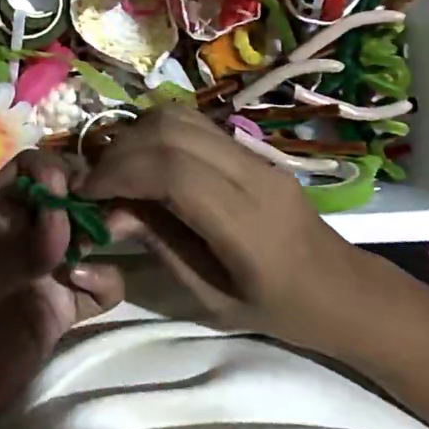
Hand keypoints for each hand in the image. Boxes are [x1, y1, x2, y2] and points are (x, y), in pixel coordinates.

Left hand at [0, 150, 123, 428]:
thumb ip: (14, 252)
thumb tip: (63, 224)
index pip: (26, 171)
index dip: (49, 170)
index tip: (66, 188)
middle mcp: (23, 236)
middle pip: (67, 196)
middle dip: (88, 197)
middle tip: (102, 214)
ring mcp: (47, 272)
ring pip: (90, 235)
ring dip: (102, 234)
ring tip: (97, 246)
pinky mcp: (64, 309)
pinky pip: (101, 284)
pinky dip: (103, 280)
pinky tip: (83, 290)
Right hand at [78, 107, 382, 351]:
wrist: (341, 287)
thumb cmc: (278, 310)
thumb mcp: (212, 298)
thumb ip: (162, 246)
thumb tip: (111, 211)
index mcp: (247, 224)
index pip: (174, 171)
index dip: (121, 172)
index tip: (86, 193)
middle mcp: (252, 175)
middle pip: (173, 132)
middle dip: (120, 151)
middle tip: (94, 183)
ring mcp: (256, 155)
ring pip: (182, 117)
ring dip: (137, 136)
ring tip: (116, 172)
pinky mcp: (253, 149)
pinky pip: (196, 124)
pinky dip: (159, 134)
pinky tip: (146, 163)